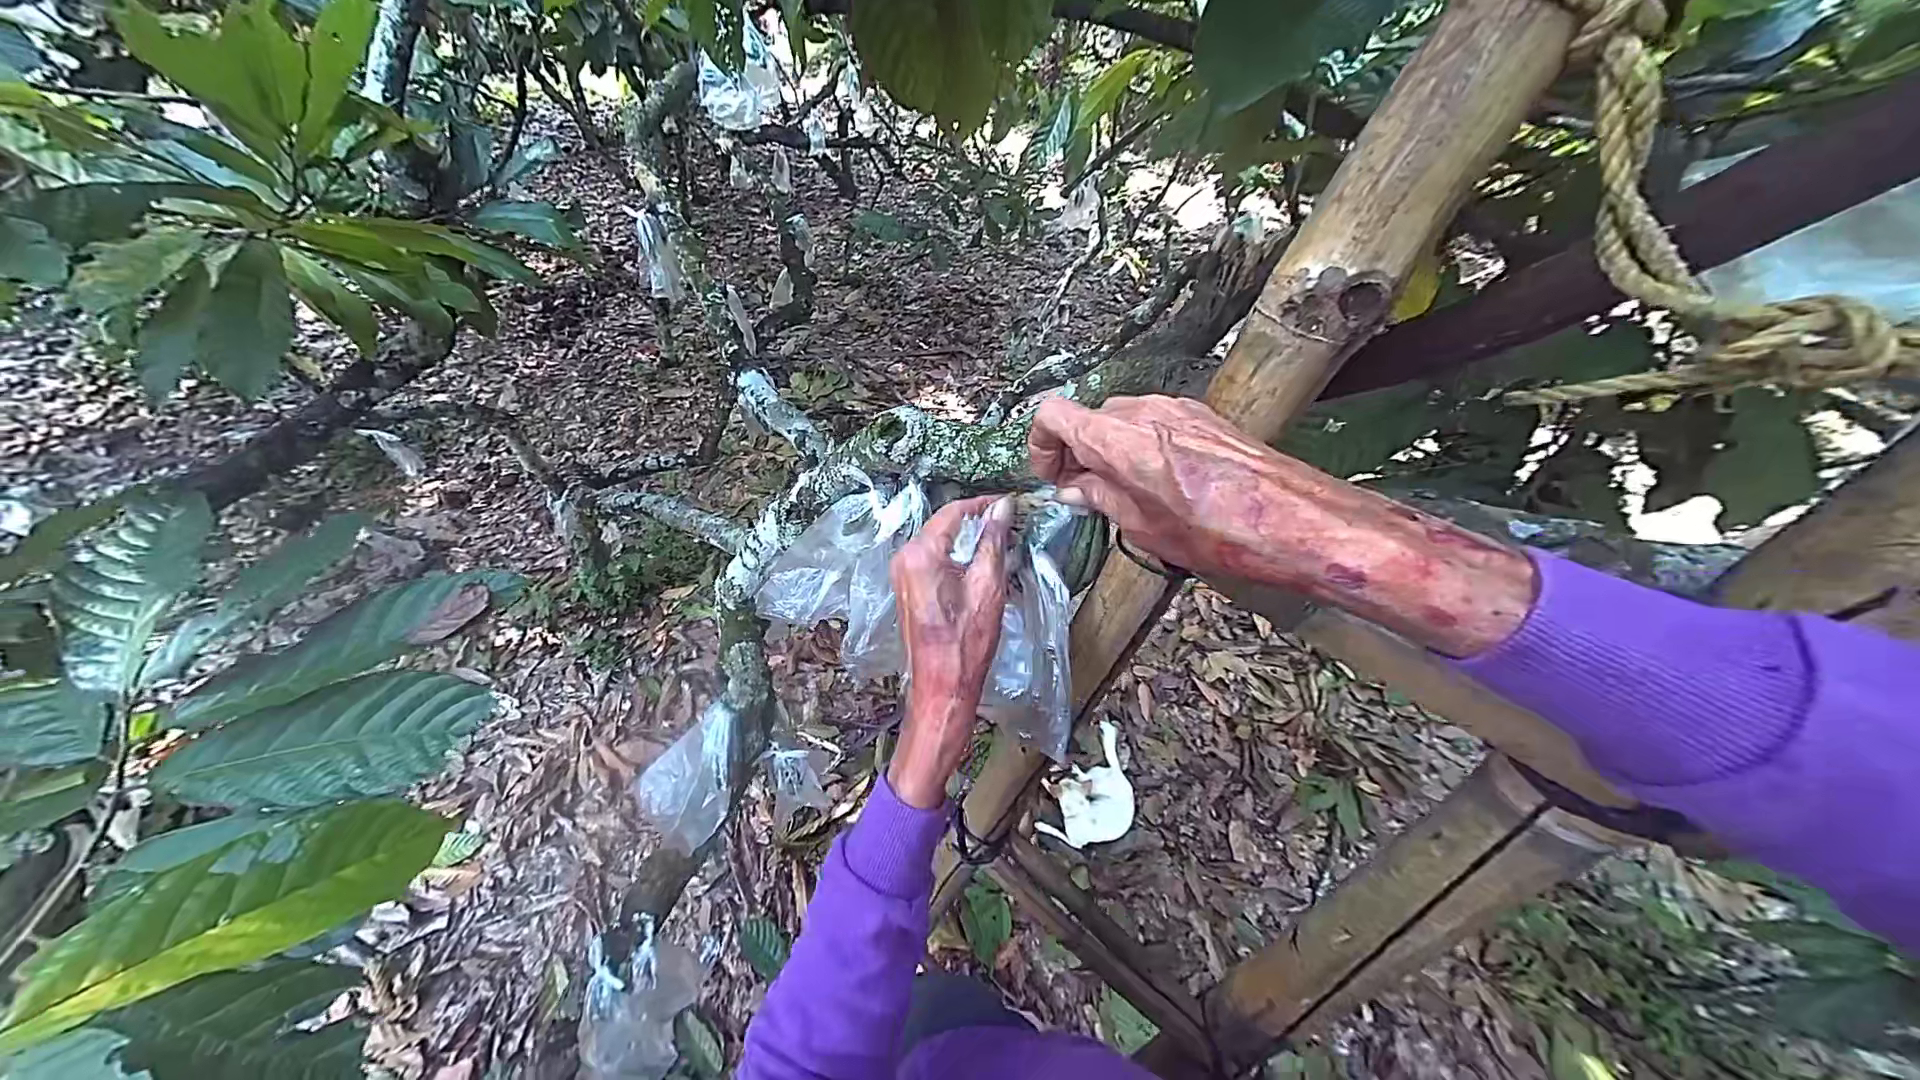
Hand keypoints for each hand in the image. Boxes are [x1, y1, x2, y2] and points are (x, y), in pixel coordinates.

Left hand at [886, 494, 1012, 808]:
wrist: (942, 685)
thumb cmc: (966, 642)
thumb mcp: (987, 585)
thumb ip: (993, 541)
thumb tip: (1003, 508)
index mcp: (920, 554)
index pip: (954, 511)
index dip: (984, 505)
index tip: (1009, 505)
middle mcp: (904, 558)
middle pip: (945, 525)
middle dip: (977, 522)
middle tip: (1010, 524)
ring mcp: (902, 574)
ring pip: (940, 542)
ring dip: (969, 540)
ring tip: (1001, 544)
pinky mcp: (907, 588)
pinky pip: (934, 559)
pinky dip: (957, 556)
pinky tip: (980, 565)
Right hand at [1028, 395, 1535, 656]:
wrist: (1298, 521)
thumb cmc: (1221, 532)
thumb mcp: (1144, 527)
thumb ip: (1101, 498)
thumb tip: (1076, 489)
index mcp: (1119, 439)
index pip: (1053, 415)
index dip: (1041, 446)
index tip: (1053, 477)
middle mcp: (1145, 412)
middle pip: (1086, 417)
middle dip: (1075, 452)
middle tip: (1082, 493)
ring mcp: (1177, 408)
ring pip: (1119, 418)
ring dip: (1107, 450)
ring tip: (1120, 493)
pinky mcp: (1203, 416)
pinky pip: (1152, 422)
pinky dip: (1138, 445)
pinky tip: (1156, 483)